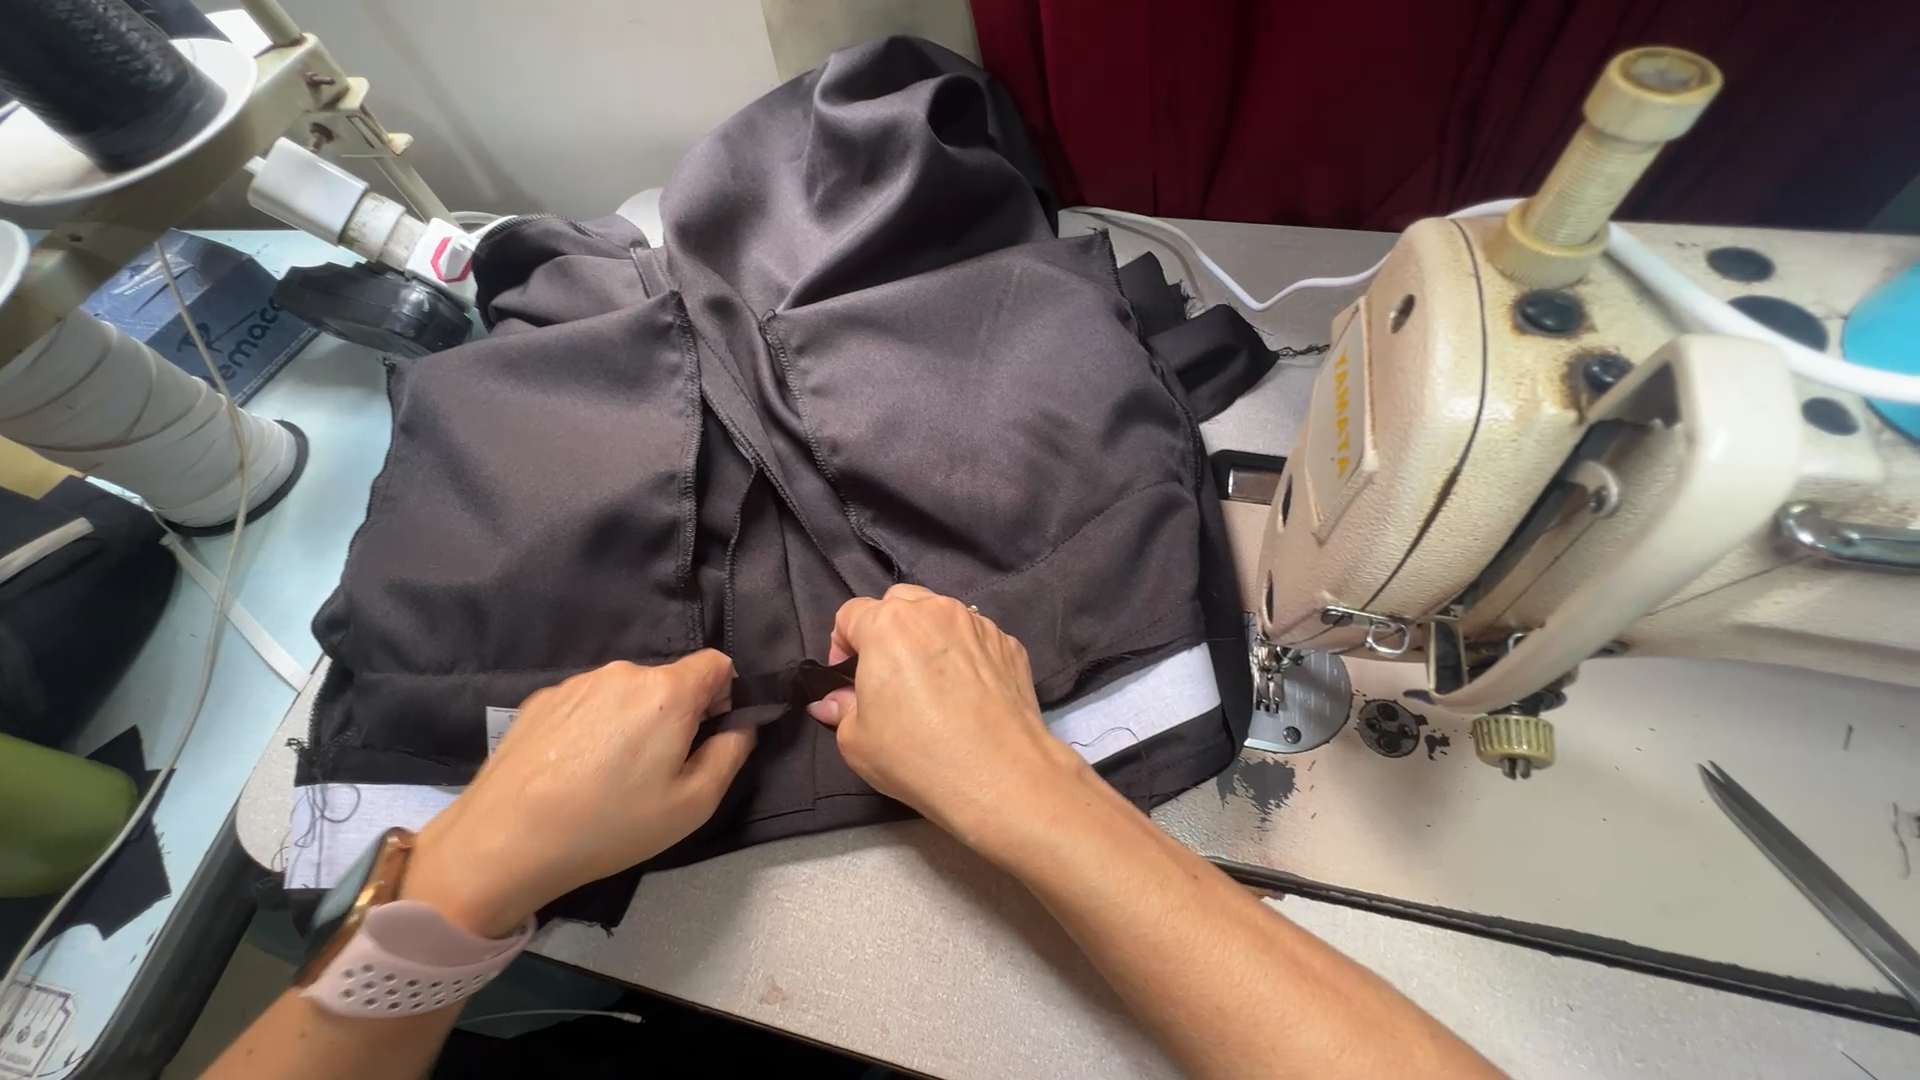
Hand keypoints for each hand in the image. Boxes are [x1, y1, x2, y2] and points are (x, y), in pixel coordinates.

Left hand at [402, 652, 754, 936]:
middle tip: (657, 767)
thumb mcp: (694, 803)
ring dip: (634, 719)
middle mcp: (623, 673)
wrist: (502, 844)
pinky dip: (595, 725)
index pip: (717, 663)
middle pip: (670, 680)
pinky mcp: (541, 699)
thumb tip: (740, 725)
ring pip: (628, 692)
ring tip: (609, 772)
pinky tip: (574, 769)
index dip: (724, 695)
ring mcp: (577, 683)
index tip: (707, 735)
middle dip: (676, 713)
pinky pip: (589, 702)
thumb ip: (733, 751)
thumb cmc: (610, 824)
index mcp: (667, 690)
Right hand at [807, 584, 1087, 852]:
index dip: (841, 642)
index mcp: (888, 625)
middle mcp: (934, 611)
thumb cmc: (917, 754)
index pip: (851, 614)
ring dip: (928, 635)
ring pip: (942, 614)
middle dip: (885, 628)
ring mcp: (978, 624)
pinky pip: (976, 637)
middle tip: (886, 671)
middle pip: (899, 602)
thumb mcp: (857, 741)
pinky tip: (967, 690)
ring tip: (929, 679)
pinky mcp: (1009, 644)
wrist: (1000, 774)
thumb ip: (841, 709)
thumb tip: (829, 701)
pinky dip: (965, 652)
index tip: (846, 675)